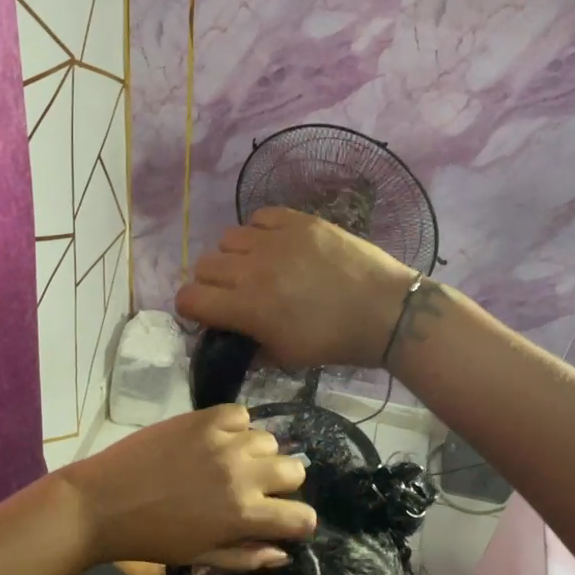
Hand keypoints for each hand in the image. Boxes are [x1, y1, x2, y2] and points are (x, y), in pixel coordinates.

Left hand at [54, 405, 315, 569]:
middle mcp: (243, 475)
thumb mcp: (200, 557)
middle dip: (283, 484)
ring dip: (258, 454)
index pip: (303, 517)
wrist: (101, 504)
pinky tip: (218, 440)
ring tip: (232, 462)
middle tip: (257, 490)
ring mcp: (224, 442)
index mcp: (243, 515)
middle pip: (295, 470)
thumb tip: (283, 553)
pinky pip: (241, 414)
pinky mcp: (203, 419)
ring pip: (269, 440)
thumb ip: (246, 557)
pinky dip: (236, 427)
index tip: (282, 521)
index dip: (297, 522)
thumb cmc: (151, 539)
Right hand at [174, 207, 415, 368]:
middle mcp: (252, 269)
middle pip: (204, 266)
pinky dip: (259, 232)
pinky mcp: (298, 221)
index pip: (189, 298)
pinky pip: (259, 217)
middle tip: (233, 294)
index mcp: (247, 307)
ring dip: (234, 256)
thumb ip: (249, 349)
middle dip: (211, 283)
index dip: (191, 308)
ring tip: (256, 268)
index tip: (206, 314)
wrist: (384, 311)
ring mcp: (275, 240)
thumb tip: (230, 340)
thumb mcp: (286, 358)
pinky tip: (274, 247)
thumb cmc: (334, 342)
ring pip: (228, 239)